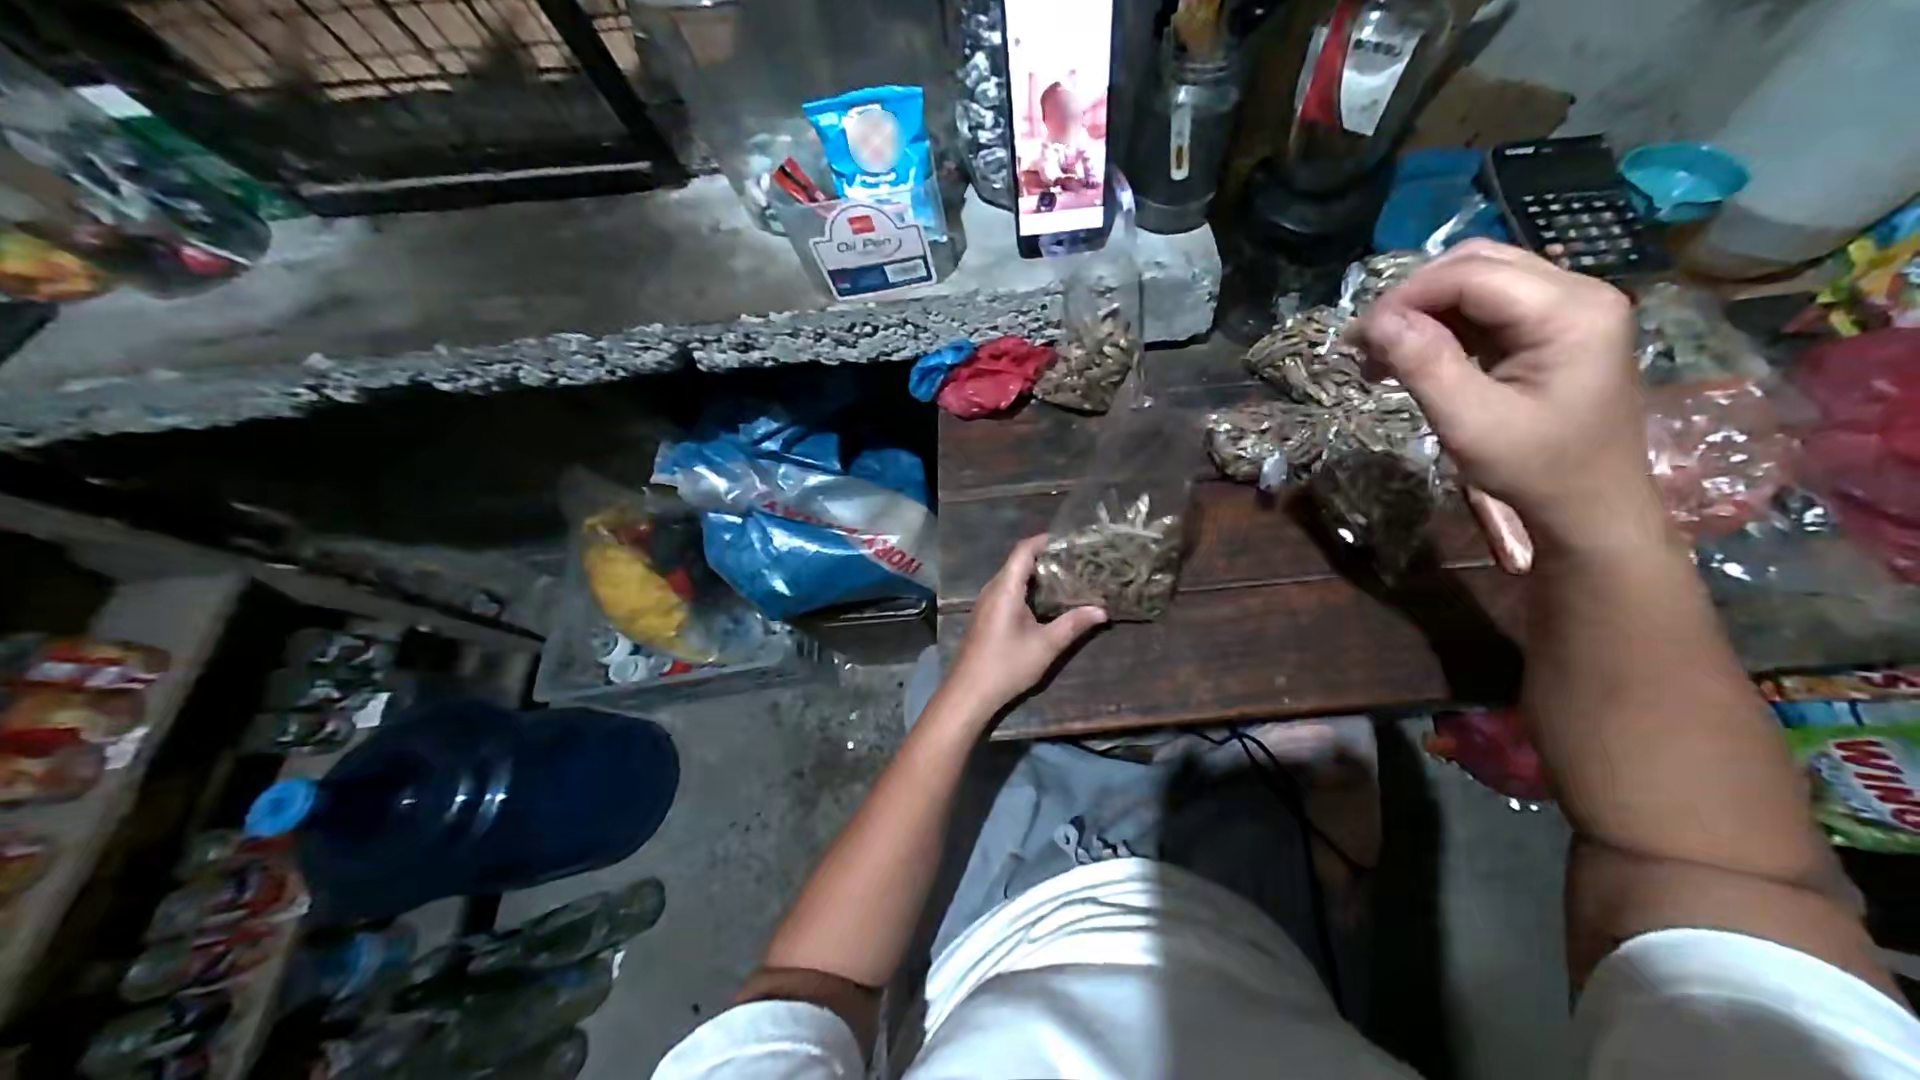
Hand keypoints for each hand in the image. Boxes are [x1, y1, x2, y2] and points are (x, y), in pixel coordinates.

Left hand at [947, 535, 1106, 711]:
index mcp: (1005, 588)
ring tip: (1066, 578)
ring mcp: (985, 602)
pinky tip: (1045, 602)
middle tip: (1076, 561)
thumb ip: (1074, 624)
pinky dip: (1026, 589)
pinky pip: (1006, 591)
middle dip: (1046, 558)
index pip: (1024, 550)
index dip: (1045, 540)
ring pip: (1012, 577)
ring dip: (1036, 575)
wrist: (969, 692)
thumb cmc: (1007, 665)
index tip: (1070, 541)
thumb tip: (1102, 610)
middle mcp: (992, 589)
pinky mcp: (985, 615)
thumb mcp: (1046, 645)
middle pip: (1018, 562)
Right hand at [1355, 240, 1664, 556]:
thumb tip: (1374, 322)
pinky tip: (1410, 354)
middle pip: (1476, 264)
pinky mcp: (1550, 328)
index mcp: (1570, 310)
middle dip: (1412, 297)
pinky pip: (1485, 306)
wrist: (1589, 504)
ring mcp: (1566, 308)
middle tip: (1366, 341)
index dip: (1407, 297)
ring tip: (1380, 352)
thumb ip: (1424, 364)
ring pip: (1477, 280)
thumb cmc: (1535, 467)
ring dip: (1421, 309)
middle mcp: (1577, 293)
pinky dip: (1440, 324)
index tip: (1358, 337)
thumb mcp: (1470, 422)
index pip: (1472, 274)